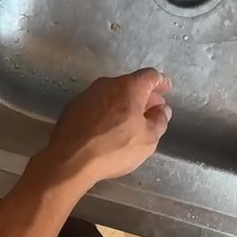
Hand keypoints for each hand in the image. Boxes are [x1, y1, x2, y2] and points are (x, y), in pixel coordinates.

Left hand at [33, 69, 172, 189]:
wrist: (70, 159)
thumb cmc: (114, 148)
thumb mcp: (147, 139)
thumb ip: (159, 121)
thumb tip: (162, 109)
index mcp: (128, 87)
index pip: (150, 76)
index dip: (160, 82)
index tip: (166, 88)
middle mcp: (107, 84)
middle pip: (130, 84)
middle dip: (143, 95)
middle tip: (152, 109)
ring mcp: (87, 94)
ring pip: (112, 94)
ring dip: (124, 103)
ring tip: (131, 120)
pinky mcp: (73, 107)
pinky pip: (97, 104)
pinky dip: (107, 110)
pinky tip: (108, 126)